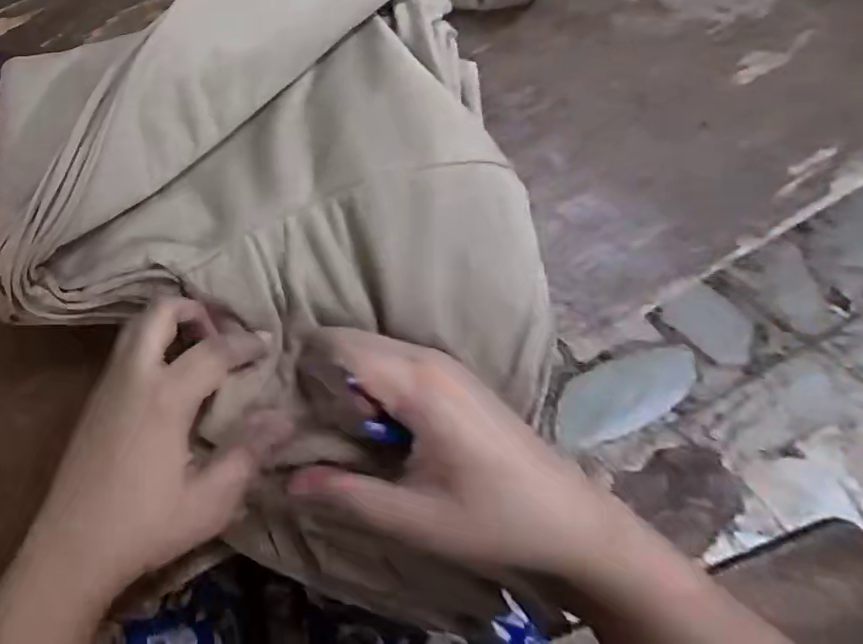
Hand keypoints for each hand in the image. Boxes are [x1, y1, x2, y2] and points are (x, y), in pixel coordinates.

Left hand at [21, 298, 277, 599]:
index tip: (267, 341)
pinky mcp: (95, 392)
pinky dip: (151, 337)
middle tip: (222, 333)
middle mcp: (134, 374)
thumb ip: (247, 454)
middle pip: (160, 311)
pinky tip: (168, 370)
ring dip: (169, 319)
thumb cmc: (145, 526)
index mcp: (165, 397)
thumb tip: (283, 418)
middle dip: (195, 309)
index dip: (244, 342)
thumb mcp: (208, 502)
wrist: (72, 543)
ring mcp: (109, 379)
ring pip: (137, 323)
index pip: (212, 350)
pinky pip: (125, 344)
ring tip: (198, 345)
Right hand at [288, 328, 635, 579]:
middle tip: (339, 431)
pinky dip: (371, 380)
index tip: (319, 421)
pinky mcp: (448, 371)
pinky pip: (388, 355)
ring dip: (349, 380)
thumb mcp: (416, 518)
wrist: (578, 523)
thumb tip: (285, 483)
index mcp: (417, 383)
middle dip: (326, 377)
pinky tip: (389, 427)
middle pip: (346, 339)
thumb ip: (346, 495)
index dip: (312, 377)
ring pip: (366, 345)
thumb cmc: (496, 520)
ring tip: (365, 433)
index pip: (335, 346)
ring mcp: (440, 359)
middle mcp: (425, 356)